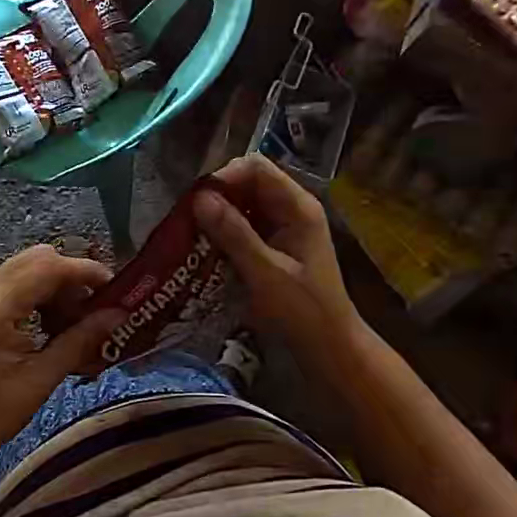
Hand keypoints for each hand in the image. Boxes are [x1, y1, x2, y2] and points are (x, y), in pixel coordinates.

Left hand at [0, 244, 123, 478]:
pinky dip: (36, 297)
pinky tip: (49, 328)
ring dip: (55, 288)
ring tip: (74, 326)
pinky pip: (11, 285)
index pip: (48, 267)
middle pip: (37, 260)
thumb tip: (118, 314)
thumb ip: (79, 341)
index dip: (87, 271)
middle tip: (96, 311)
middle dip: (72, 279)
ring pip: (25, 269)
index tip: (118, 289)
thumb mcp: (39, 381)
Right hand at [193, 154, 362, 354]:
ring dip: (216, 217)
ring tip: (190, 235)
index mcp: (297, 206)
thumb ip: (234, 233)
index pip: (256, 168)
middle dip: (216, 198)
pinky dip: (223, 234)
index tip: (196, 202)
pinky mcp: (273, 245)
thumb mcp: (265, 273)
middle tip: (187, 220)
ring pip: (242, 205)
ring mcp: (282, 227)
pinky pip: (243, 227)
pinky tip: (204, 250)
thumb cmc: (303, 311)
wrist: (330, 348)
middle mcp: (290, 209)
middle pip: (247, 183)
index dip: (224, 177)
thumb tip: (199, 198)